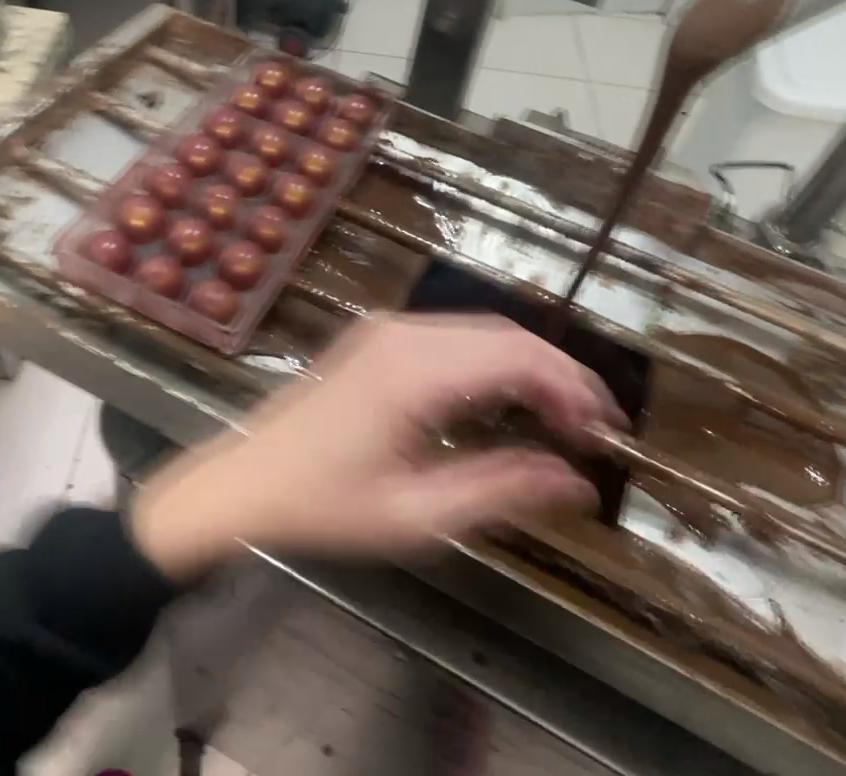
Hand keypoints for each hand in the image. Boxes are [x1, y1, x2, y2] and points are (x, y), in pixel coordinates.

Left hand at [131, 314, 624, 580]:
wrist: (242, 482)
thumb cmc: (323, 505)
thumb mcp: (416, 515)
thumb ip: (500, 491)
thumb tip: (576, 483)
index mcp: (414, 371)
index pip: (519, 357)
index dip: (573, 390)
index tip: (603, 436)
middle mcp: (404, 332)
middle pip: (506, 335)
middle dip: (558, 378)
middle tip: (591, 432)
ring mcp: (386, 329)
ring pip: (482, 333)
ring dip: (527, 369)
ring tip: (559, 423)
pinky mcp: (377, 339)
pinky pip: (453, 339)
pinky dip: (491, 365)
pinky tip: (505, 404)